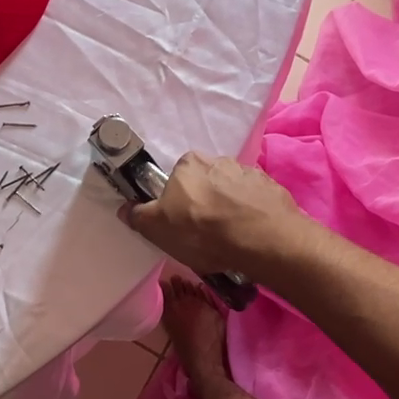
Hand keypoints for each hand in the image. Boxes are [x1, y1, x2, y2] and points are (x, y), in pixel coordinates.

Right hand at [121, 152, 311, 274]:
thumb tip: (126, 208)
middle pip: (205, 183)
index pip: (177, 180)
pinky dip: (251, 213)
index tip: (181, 223)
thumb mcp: (158, 229)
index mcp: (188, 163)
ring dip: (229, 208)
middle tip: (205, 234)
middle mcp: (219, 159)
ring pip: (231, 191)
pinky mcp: (271, 187)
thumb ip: (140, 216)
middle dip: (204, 203)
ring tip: (231, 238)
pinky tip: (250, 235)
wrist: (262, 239)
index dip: (177, 203)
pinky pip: (254, 200)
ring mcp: (249, 172)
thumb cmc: (203, 231)